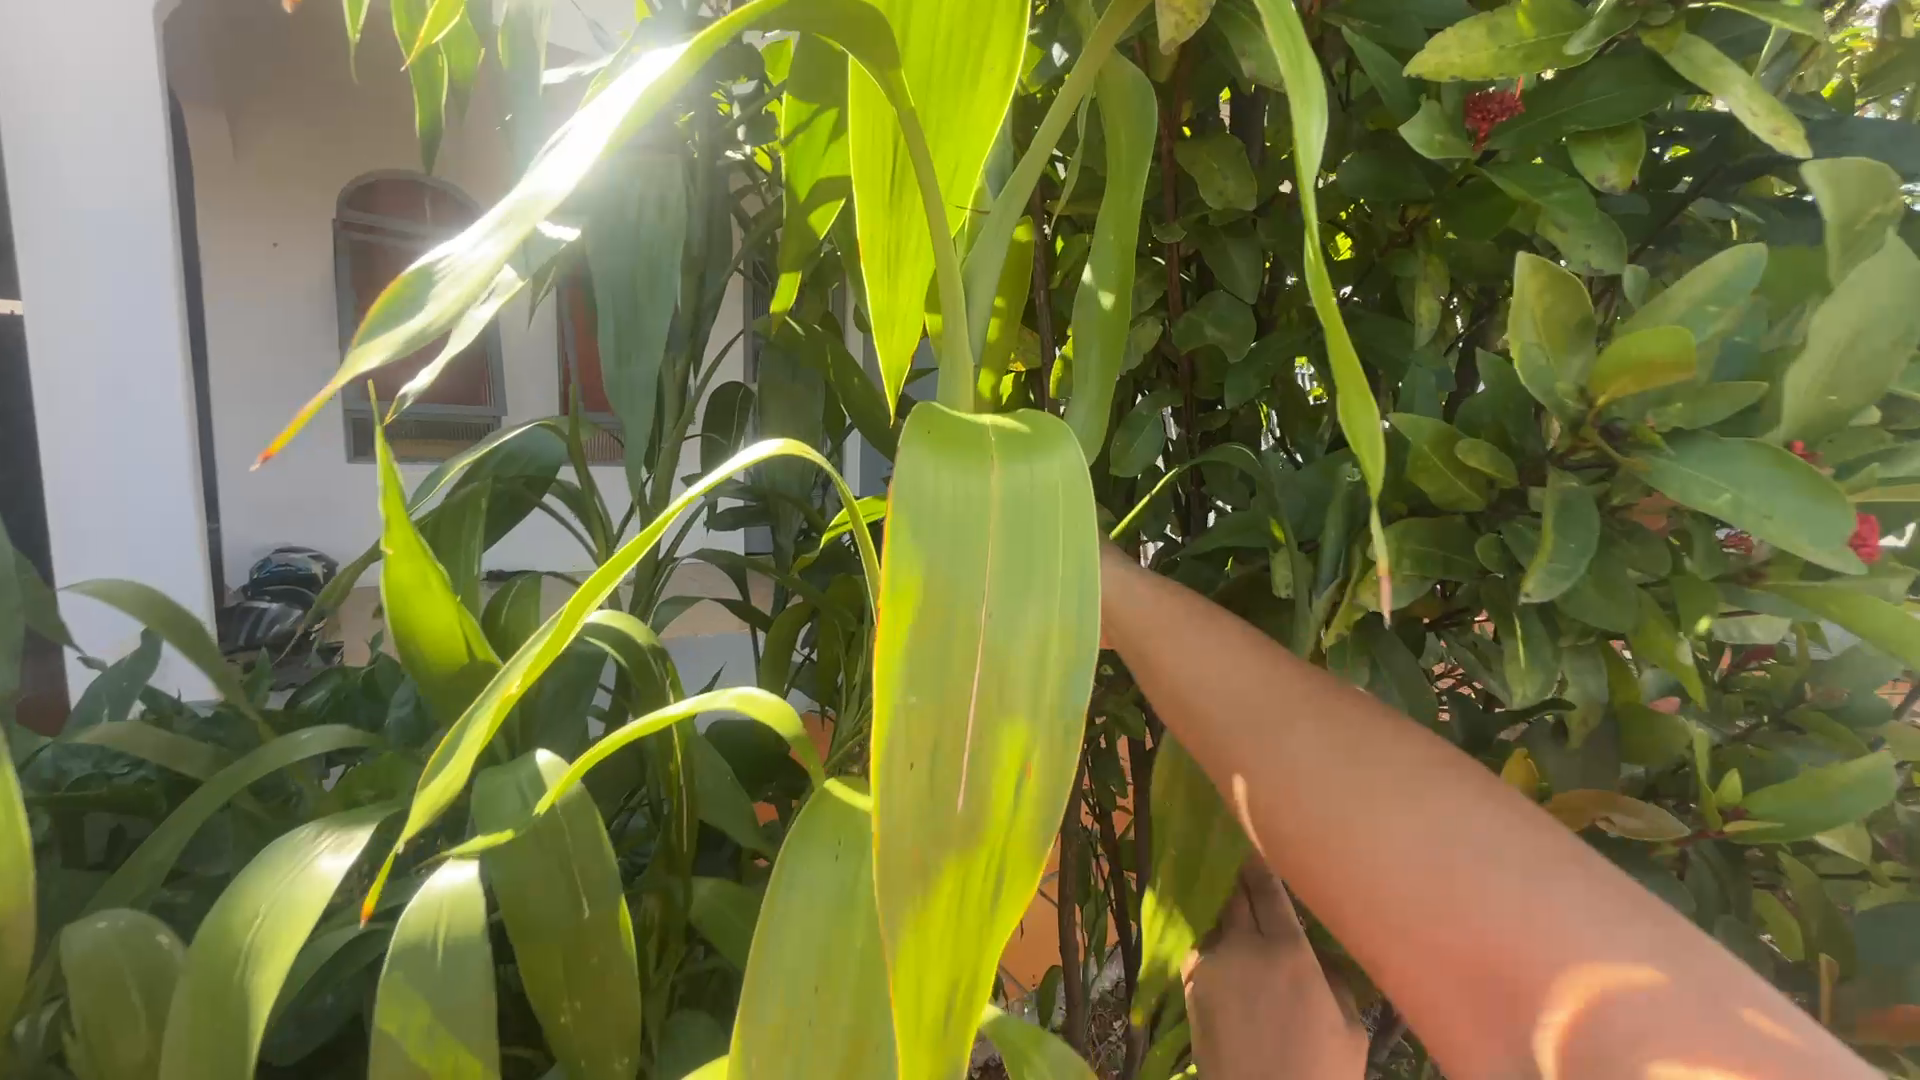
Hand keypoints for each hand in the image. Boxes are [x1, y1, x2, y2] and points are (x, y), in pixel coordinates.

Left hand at [1182, 862, 1368, 1079]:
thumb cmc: (1321, 1076)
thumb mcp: (1348, 1029)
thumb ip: (1331, 979)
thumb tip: (1317, 954)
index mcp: (1289, 952)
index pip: (1267, 890)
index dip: (1258, 863)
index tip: (1253, 839)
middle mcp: (1244, 945)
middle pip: (1235, 894)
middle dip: (1236, 877)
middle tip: (1235, 856)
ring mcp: (1211, 962)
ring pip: (1214, 918)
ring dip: (1220, 907)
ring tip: (1223, 893)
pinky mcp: (1188, 982)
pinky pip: (1199, 946)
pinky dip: (1207, 937)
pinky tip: (1214, 938)